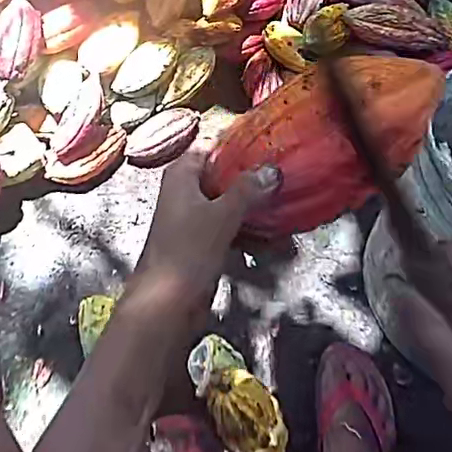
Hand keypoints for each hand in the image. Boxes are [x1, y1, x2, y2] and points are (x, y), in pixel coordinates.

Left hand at [134, 150, 277, 313]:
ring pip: (227, 202)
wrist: (166, 303)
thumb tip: (272, 169)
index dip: (237, 148)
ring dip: (252, 206)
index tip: (268, 149)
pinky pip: (228, 226)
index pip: (210, 148)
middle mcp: (184, 190)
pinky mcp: (201, 241)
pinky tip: (275, 235)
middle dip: (250, 179)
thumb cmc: (188, 249)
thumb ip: (246, 191)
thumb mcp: (220, 216)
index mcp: (181, 174)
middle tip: (283, 178)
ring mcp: (192, 216)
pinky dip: (248, 228)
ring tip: (285, 204)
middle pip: (221, 176)